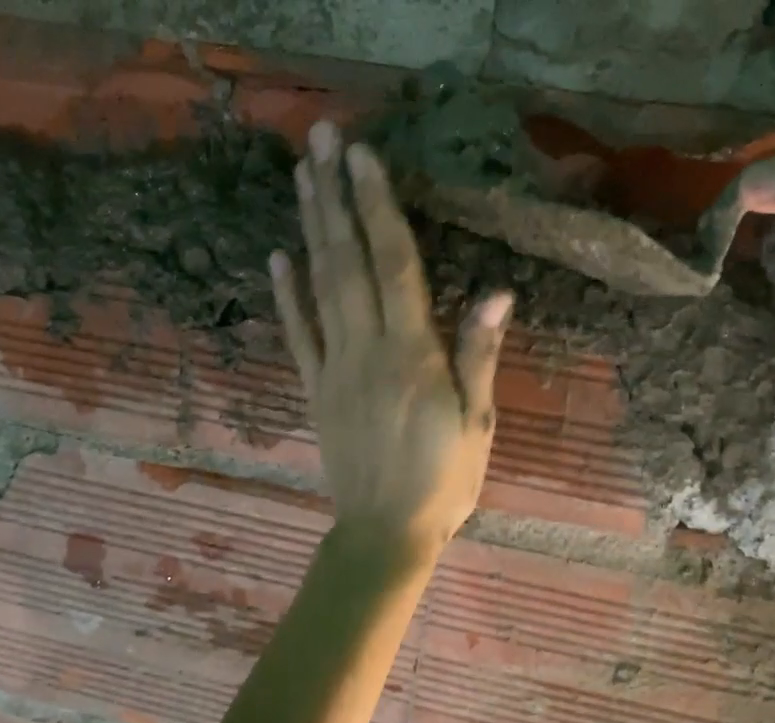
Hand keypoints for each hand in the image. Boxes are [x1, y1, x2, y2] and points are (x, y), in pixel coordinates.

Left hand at [272, 121, 512, 551]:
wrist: (385, 532)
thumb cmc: (444, 482)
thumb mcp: (478, 425)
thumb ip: (479, 358)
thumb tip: (496, 293)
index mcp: (413, 354)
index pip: (395, 265)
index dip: (378, 207)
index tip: (362, 156)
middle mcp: (367, 349)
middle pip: (347, 261)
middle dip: (334, 196)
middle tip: (319, 138)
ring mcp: (334, 368)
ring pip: (319, 287)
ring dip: (310, 228)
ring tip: (301, 176)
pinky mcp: (314, 390)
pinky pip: (297, 336)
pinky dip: (286, 296)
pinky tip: (277, 258)